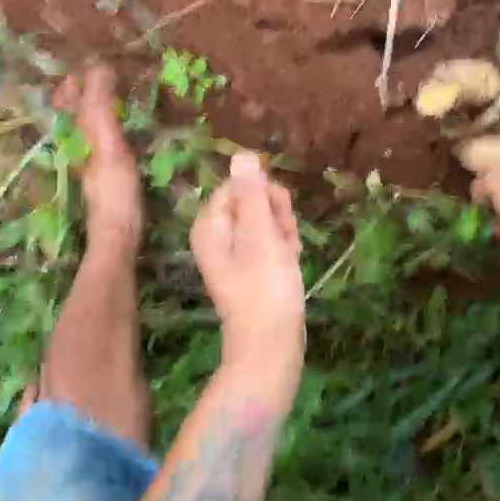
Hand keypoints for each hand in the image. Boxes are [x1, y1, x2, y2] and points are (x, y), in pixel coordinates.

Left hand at [57, 64, 141, 245]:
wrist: (117, 238)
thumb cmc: (115, 193)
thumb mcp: (110, 146)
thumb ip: (102, 110)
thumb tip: (97, 69)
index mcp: (79, 140)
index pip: (71, 105)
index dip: (73, 86)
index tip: (82, 67)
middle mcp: (80, 152)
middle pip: (73, 118)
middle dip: (77, 98)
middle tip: (90, 79)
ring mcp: (91, 168)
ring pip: (84, 133)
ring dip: (90, 114)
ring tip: (104, 100)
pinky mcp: (104, 181)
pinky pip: (99, 147)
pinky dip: (103, 132)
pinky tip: (115, 136)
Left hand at [192, 154, 305, 374]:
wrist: (271, 346)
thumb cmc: (265, 289)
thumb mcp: (262, 235)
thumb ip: (253, 194)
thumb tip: (242, 154)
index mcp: (210, 223)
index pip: (241, 184)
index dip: (266, 197)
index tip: (279, 220)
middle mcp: (215, 234)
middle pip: (253, 199)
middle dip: (277, 215)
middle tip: (284, 242)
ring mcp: (232, 251)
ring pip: (265, 219)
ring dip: (284, 231)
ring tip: (288, 256)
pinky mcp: (248, 266)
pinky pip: (267, 240)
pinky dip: (282, 247)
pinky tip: (290, 262)